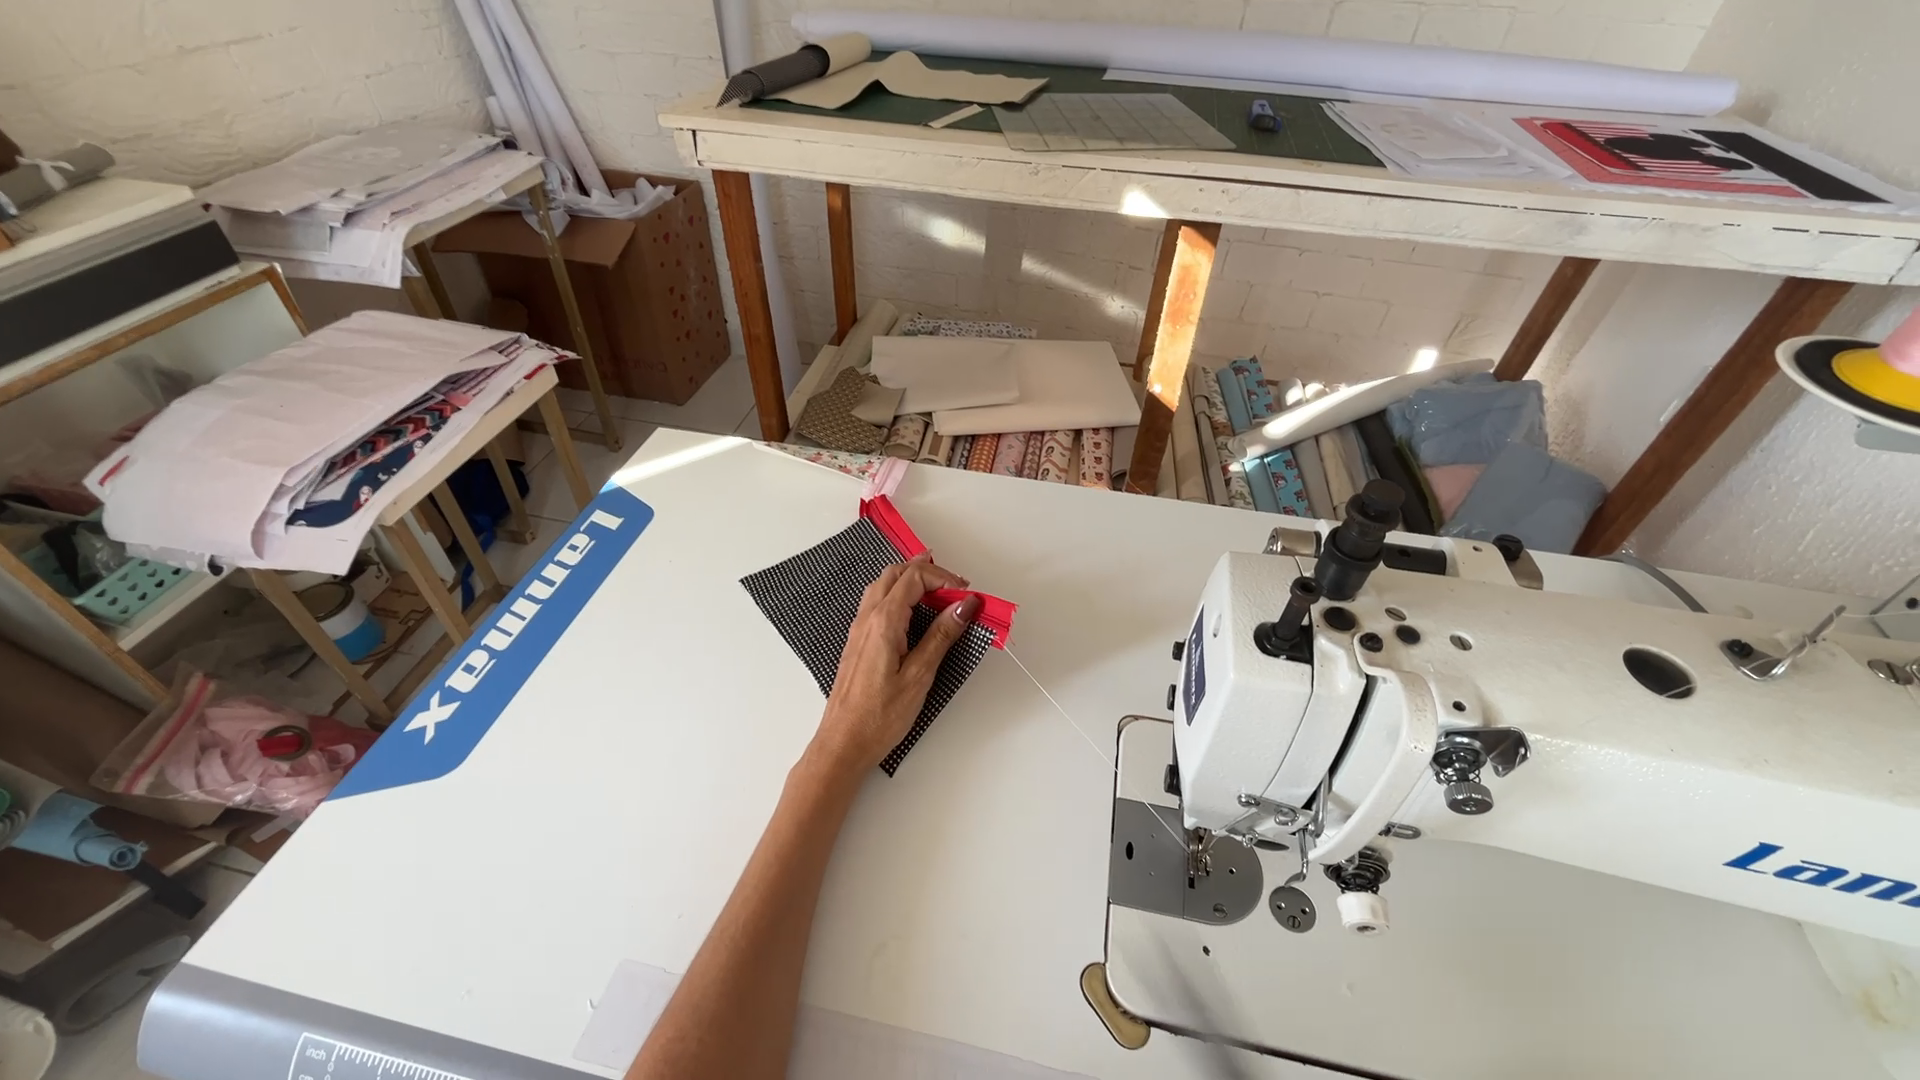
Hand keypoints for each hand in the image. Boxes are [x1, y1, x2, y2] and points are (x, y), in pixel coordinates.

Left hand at [814, 554, 982, 772]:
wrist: (843, 742)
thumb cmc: (880, 716)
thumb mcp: (920, 675)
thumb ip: (942, 635)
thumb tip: (965, 606)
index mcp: (883, 622)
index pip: (914, 578)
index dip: (943, 578)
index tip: (966, 595)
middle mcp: (867, 619)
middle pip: (895, 573)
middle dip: (927, 571)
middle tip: (955, 586)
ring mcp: (858, 629)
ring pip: (882, 585)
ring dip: (910, 579)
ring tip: (937, 588)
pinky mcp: (857, 642)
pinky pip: (876, 602)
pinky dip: (898, 594)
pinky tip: (912, 610)